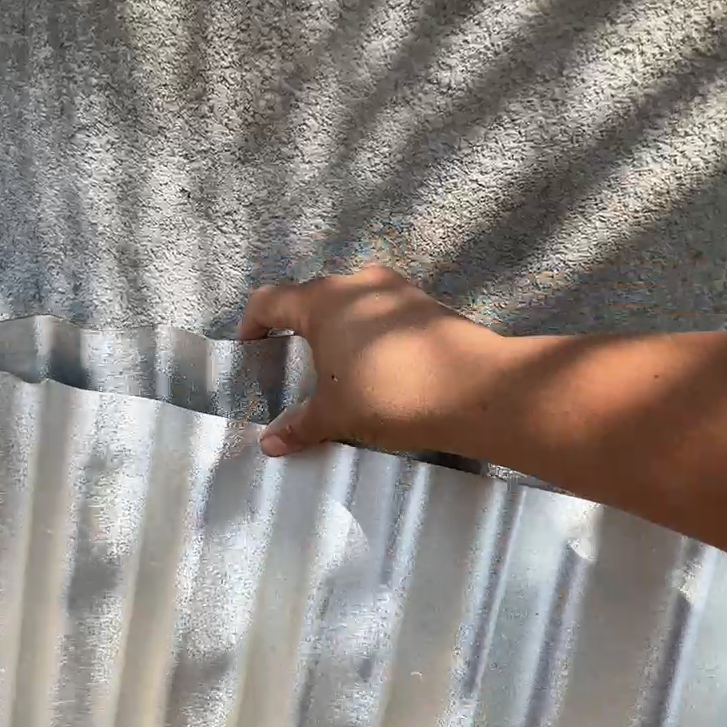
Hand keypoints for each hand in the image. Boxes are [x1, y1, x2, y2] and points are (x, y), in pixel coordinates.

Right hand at [238, 266, 506, 455]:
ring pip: (351, 305)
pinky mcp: (426, 305)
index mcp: (323, 301)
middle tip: (293, 365)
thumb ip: (299, 425)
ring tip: (338, 369)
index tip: (250, 349)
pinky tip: (379, 369)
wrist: (476, 390)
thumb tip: (269, 444)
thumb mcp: (335, 415)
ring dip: (337, 330)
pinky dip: (369, 335)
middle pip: (311, 299)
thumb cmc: (389, 394)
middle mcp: (356, 283)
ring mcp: (396, 290)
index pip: (270, 300)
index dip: (252, 323)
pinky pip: (381, 315)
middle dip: (297, 328)